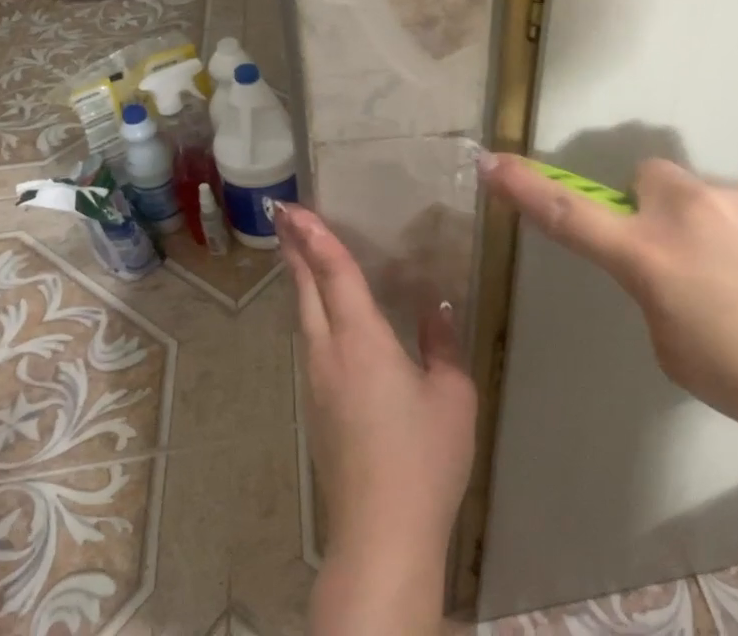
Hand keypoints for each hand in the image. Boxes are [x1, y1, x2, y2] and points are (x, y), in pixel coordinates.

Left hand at [276, 203, 473, 634]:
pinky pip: (310, 344)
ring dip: (300, 282)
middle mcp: (328, 354)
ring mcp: (316, 384)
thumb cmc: (424, 455)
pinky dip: (310, 313)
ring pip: (303, 318)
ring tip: (300, 255)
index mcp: (362, 342)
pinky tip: (322, 317)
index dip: (317, 238)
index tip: (296, 208)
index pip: (335, 276)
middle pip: (305, 291)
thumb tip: (433, 307)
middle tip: (285, 215)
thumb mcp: (452, 394)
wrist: (382, 530)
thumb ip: (441, 344)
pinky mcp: (315, 410)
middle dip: (294, 250)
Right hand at [481, 156, 737, 460]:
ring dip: (726, 232)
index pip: (571, 216)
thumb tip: (673, 267)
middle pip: (651, 184)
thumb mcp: (686, 359)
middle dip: (658, 214)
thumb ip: (659, 299)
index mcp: (655, 259)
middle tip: (697, 267)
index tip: (491, 161)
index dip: (526, 189)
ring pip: (715, 200)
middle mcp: (695, 210)